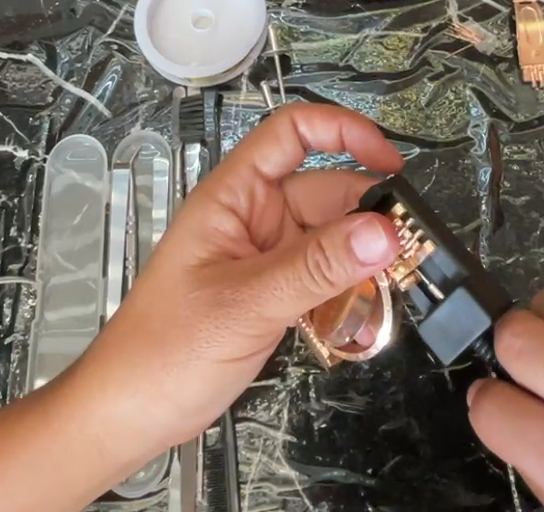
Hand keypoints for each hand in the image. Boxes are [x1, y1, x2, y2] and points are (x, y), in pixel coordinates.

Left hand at [73, 103, 404, 461]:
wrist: (131, 412)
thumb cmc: (168, 347)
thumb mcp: (246, 302)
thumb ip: (316, 267)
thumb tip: (383, 232)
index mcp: (235, 194)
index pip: (291, 133)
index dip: (342, 131)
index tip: (389, 161)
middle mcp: (254, 215)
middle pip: (324, 190)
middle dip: (367, 213)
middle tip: (412, 247)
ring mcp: (265, 253)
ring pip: (330, 236)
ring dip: (363, 256)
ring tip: (398, 282)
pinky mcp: (274, 289)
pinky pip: (324, 274)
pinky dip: (349, 287)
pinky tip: (368, 310)